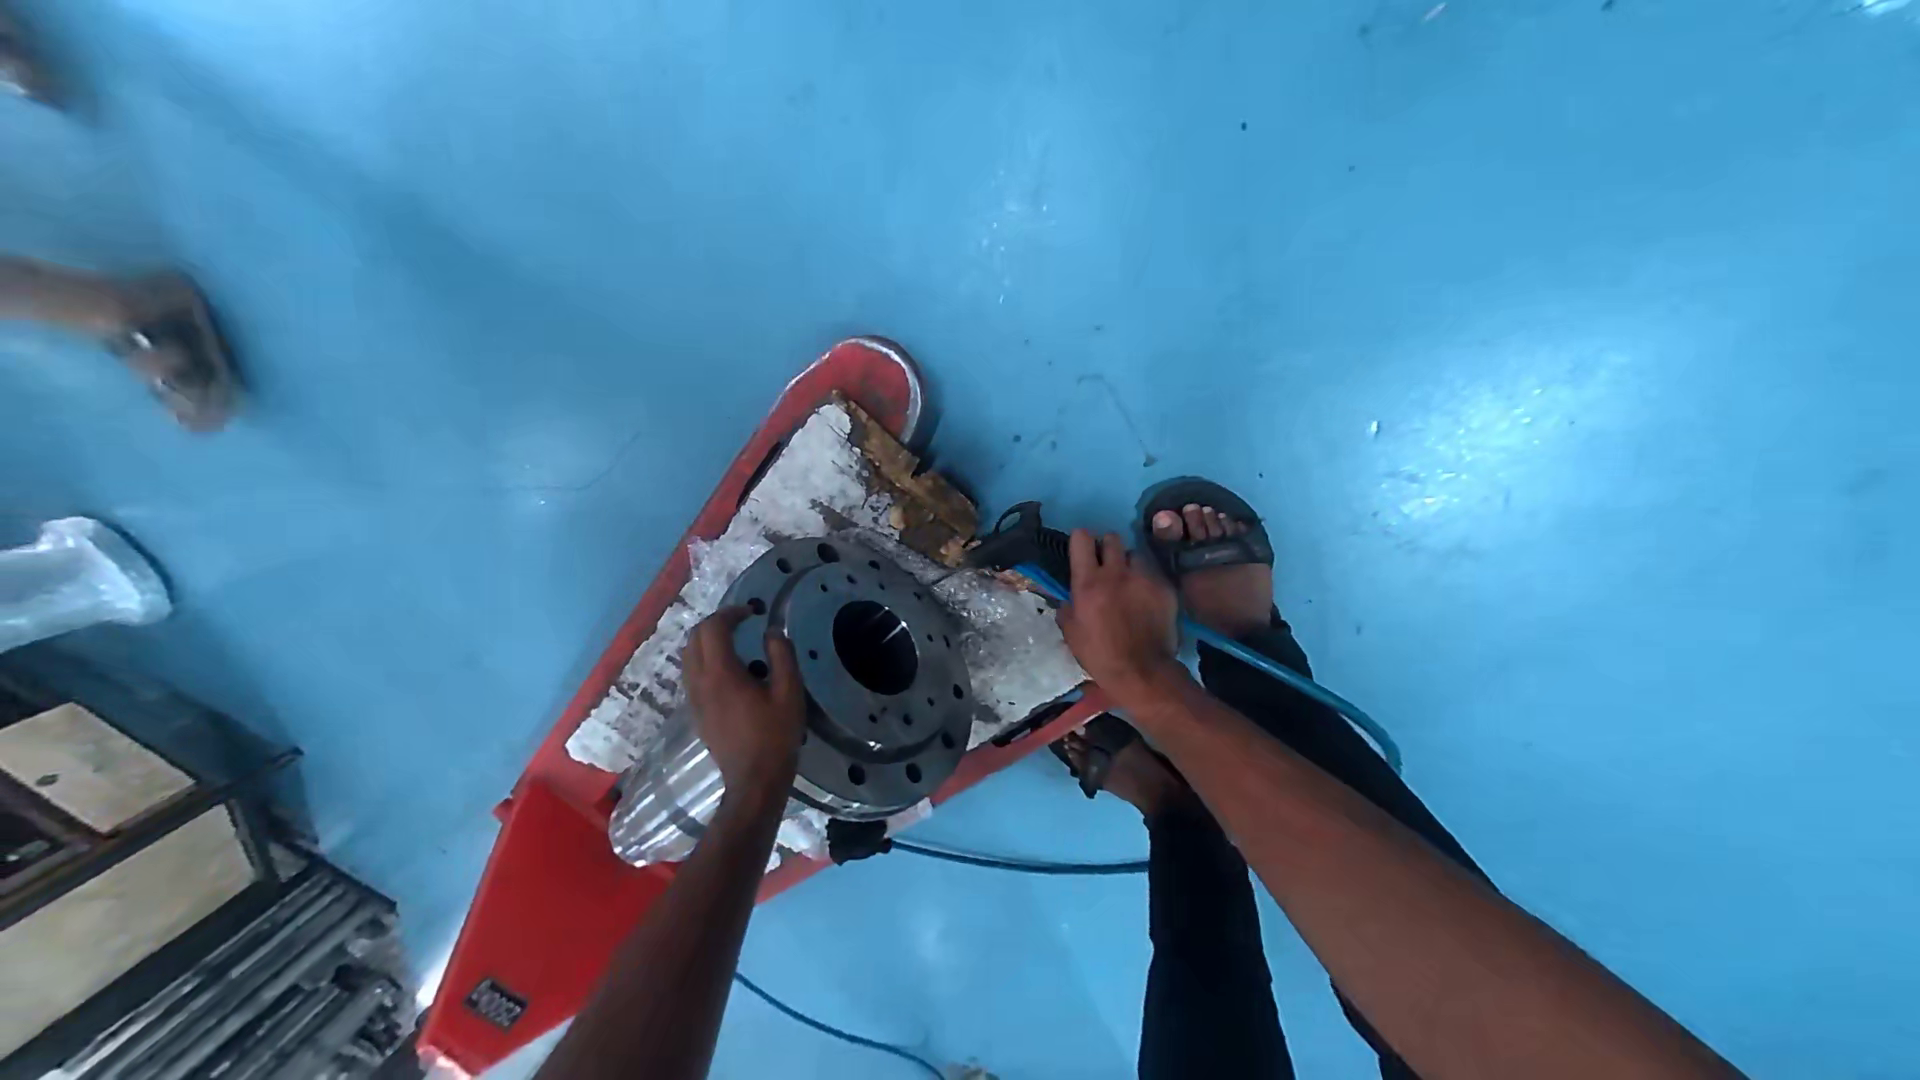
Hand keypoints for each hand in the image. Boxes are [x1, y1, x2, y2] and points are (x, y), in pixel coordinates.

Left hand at [684, 607, 805, 794]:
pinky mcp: (695, 712)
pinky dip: (705, 659)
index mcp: (721, 674)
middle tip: (742, 622)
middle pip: (695, 638)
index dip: (731, 613)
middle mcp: (699, 682)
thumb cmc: (775, 735)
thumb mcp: (789, 692)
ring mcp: (693, 699)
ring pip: (689, 656)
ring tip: (735, 641)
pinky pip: (692, 673)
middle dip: (716, 623)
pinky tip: (731, 669)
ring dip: (708, 640)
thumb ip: (781, 655)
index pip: (713, 629)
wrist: (754, 780)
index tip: (752, 612)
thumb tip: (772, 631)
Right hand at [1055, 529, 1188, 707]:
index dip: (1080, 540)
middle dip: (1107, 547)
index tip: (1082, 549)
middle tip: (1107, 564)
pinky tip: (1147, 598)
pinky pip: (1154, 574)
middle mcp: (1116, 572)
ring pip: (1135, 554)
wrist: (1142, 672)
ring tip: (1130, 580)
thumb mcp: (1072, 634)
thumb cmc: (1100, 655)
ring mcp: (1143, 578)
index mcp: (1088, 582)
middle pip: (1112, 538)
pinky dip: (1148, 581)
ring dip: (1130, 563)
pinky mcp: (1165, 587)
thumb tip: (1067, 600)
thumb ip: (1067, 609)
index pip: (1081, 538)